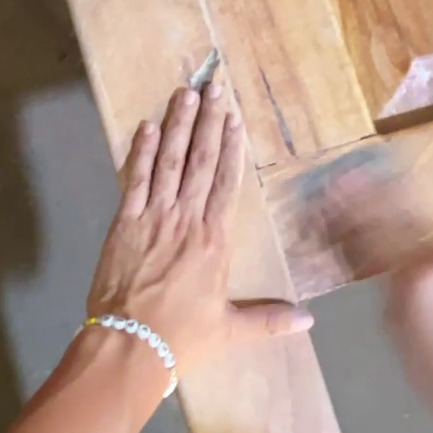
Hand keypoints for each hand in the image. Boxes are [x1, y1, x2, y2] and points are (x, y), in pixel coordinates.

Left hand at [87, 81, 313, 371]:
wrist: (131, 345)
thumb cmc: (182, 337)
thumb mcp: (230, 329)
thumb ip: (269, 320)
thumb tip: (309, 321)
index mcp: (214, 239)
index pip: (226, 182)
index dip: (231, 147)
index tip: (234, 118)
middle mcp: (186, 218)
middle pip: (200, 161)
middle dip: (208, 122)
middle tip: (214, 87)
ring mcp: (152, 216)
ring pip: (169, 162)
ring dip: (178, 126)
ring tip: (185, 94)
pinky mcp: (123, 222)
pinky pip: (133, 179)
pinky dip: (140, 152)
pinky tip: (146, 127)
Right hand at [325, 171, 432, 425]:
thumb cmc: (432, 370)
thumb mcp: (392, 321)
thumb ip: (377, 275)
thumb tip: (356, 244)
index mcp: (416, 275)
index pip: (372, 230)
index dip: (345, 209)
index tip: (326, 192)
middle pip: (398, 210)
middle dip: (368, 193)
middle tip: (343, 179)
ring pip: (424, 218)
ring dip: (395, 204)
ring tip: (370, 189)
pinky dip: (422, 228)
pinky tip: (406, 222)